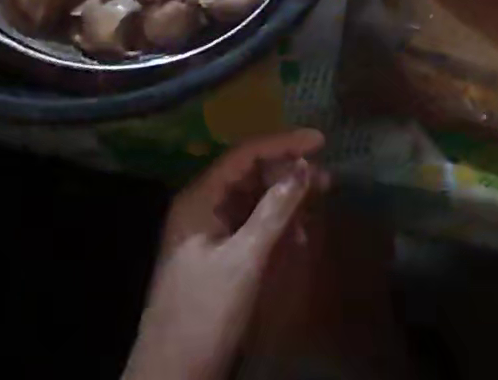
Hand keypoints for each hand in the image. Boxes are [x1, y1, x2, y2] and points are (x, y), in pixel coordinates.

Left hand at [121, 129, 326, 379]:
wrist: (171, 377)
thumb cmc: (204, 313)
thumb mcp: (244, 260)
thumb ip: (274, 212)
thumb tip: (304, 168)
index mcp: (199, 197)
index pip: (244, 155)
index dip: (282, 144)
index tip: (320, 141)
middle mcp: (201, 206)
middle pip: (248, 174)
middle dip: (286, 172)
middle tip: (326, 178)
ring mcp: (207, 231)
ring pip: (251, 200)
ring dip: (283, 199)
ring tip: (318, 203)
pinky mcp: (216, 256)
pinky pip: (248, 225)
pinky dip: (273, 225)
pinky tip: (297, 235)